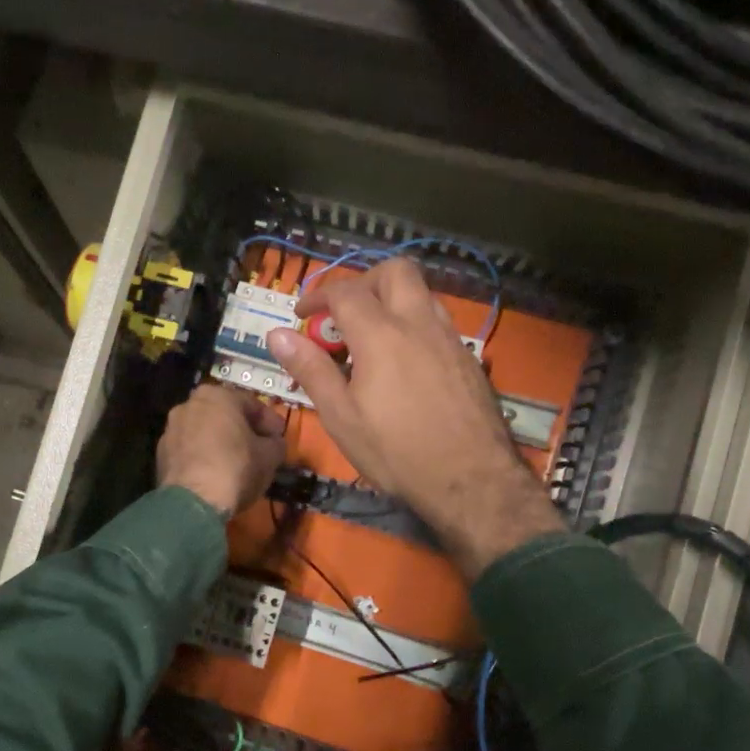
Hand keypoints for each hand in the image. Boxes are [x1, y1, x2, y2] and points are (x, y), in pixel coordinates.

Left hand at [157, 384, 285, 517]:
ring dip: (220, 442)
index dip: (270, 422)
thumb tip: (274, 443)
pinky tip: (214, 473)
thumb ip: (276, 443)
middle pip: (224, 415)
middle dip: (242, 430)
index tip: (279, 438)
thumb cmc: (236, 468)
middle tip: (259, 448)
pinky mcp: (161, 454)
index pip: (252, 404)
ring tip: (235, 462)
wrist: (193, 502)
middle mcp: (189, 404)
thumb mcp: (270, 456)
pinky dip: (203, 457)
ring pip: (204, 431)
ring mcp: (171, 428)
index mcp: (217, 395)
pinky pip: (190, 450)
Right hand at [267, 260, 562, 577]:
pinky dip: (415, 324)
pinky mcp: (469, 358)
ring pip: (422, 293)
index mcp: (382, 334)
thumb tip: (277, 335)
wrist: (472, 479)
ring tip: (372, 337)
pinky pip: (439, 322)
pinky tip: (405, 363)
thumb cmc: (397, 452)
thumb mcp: (341, 417)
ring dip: (393, 300)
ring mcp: (451, 338)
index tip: (301, 315)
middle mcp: (420, 323)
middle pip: (395, 271)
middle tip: (343, 314)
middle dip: (364, 281)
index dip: (318, 295)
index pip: (345, 291)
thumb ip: (311, 369)